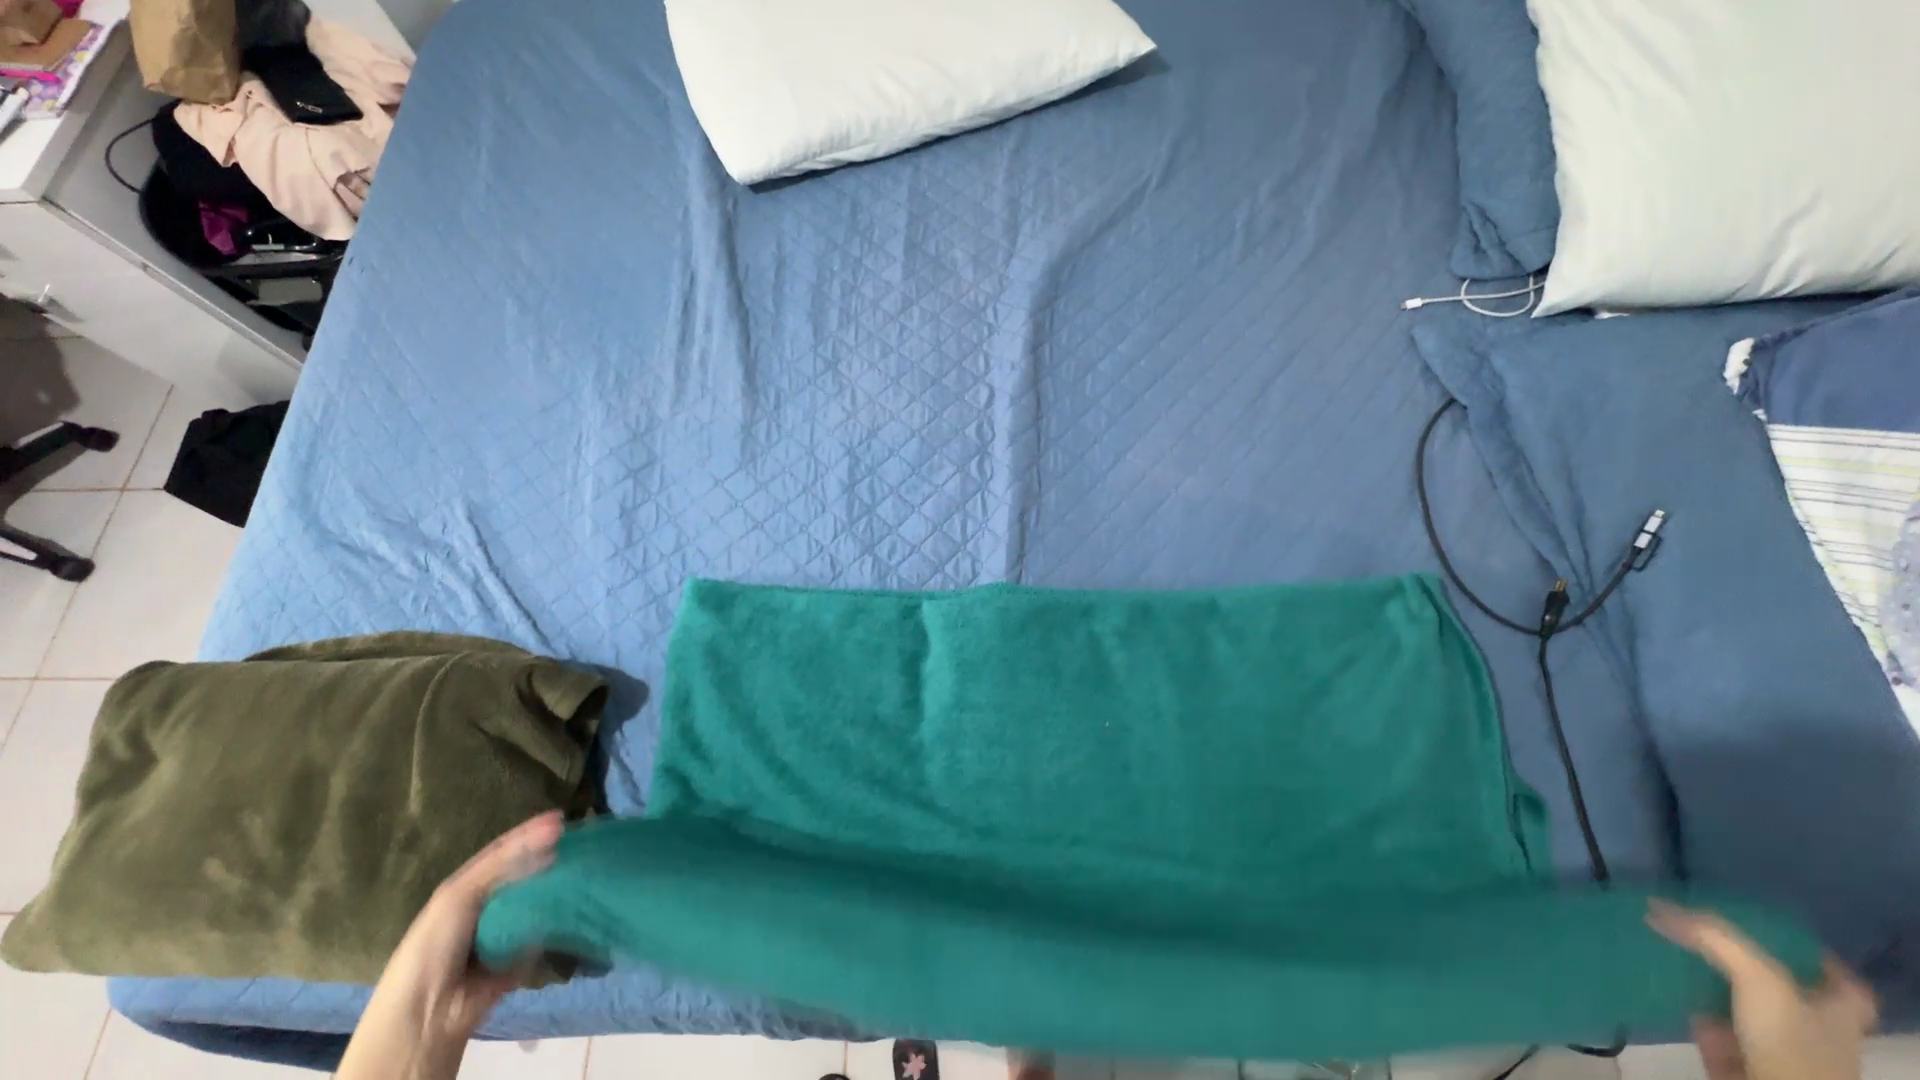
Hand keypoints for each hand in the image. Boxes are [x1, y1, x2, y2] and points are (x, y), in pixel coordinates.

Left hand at [337, 812, 564, 1079]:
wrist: (429, 1010)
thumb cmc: (435, 943)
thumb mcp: (461, 894)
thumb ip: (504, 863)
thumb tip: (552, 834)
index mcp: (470, 885)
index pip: (505, 850)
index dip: (531, 832)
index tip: (562, 817)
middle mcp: (491, 902)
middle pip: (527, 873)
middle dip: (552, 857)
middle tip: (584, 841)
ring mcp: (509, 928)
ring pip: (540, 899)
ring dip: (560, 886)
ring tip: (589, 867)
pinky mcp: (525, 953)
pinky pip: (548, 930)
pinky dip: (562, 918)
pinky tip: (582, 902)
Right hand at [1647, 899, 1876, 1079]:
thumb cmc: (1790, 1042)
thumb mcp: (1760, 978)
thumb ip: (1714, 937)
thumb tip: (1658, 906)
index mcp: (1837, 1004)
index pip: (1821, 962)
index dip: (1790, 940)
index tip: (1751, 919)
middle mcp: (1809, 1019)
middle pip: (1766, 972)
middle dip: (1728, 949)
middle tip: (1692, 922)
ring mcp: (1771, 1038)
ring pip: (1730, 991)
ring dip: (1698, 969)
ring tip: (1662, 937)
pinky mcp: (1734, 1051)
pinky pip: (1704, 1012)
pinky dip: (1682, 994)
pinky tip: (1656, 972)